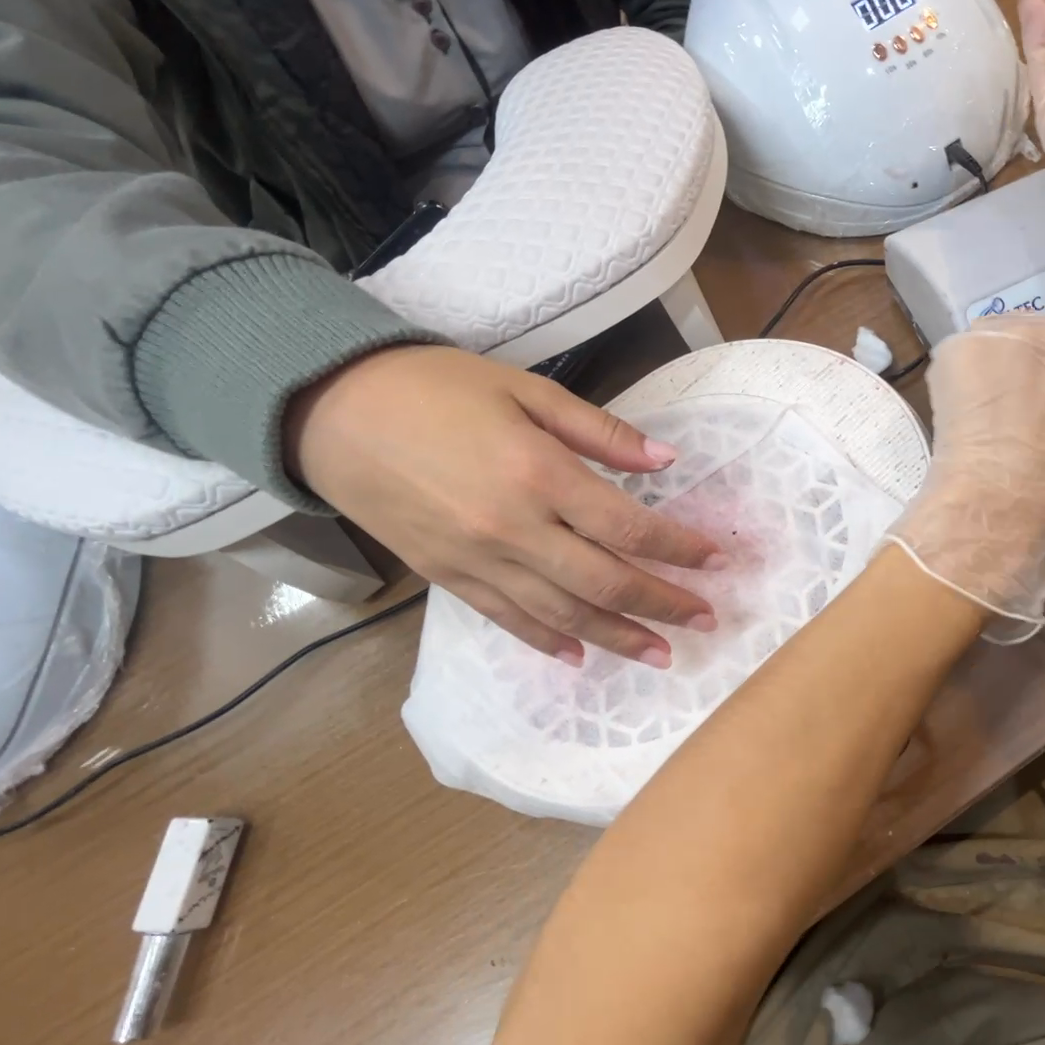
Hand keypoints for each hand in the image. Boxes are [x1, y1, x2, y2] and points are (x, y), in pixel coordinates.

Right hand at [286, 345, 723, 665]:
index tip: (717, 563)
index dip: (680, 549)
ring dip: (618, 637)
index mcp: (540, 474)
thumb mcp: (529, 391)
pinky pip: (506, 620)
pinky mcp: (447, 577)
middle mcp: (514, 529)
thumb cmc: (438, 388)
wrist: (328, 408)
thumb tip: (668, 460)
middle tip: (707, 621)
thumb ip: (602, 431)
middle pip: (605, 582)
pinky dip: (546, 642)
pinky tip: (579, 657)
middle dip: (663, 605)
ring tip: (662, 655)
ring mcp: (478, 560)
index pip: (629, 528)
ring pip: (562, 614)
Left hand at [885, 317, 1044, 640]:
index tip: (1026, 388)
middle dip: (1006, 359)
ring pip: (984, 341)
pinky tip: (956, 408)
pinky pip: (953, 355)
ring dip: (977, 365)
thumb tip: (1041, 387)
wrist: (1006, 477)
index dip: (1036, 366)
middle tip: (995, 398)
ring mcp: (1002, 331)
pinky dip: (951, 378)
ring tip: (975, 406)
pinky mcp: (961, 343)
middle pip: (1020, 331)